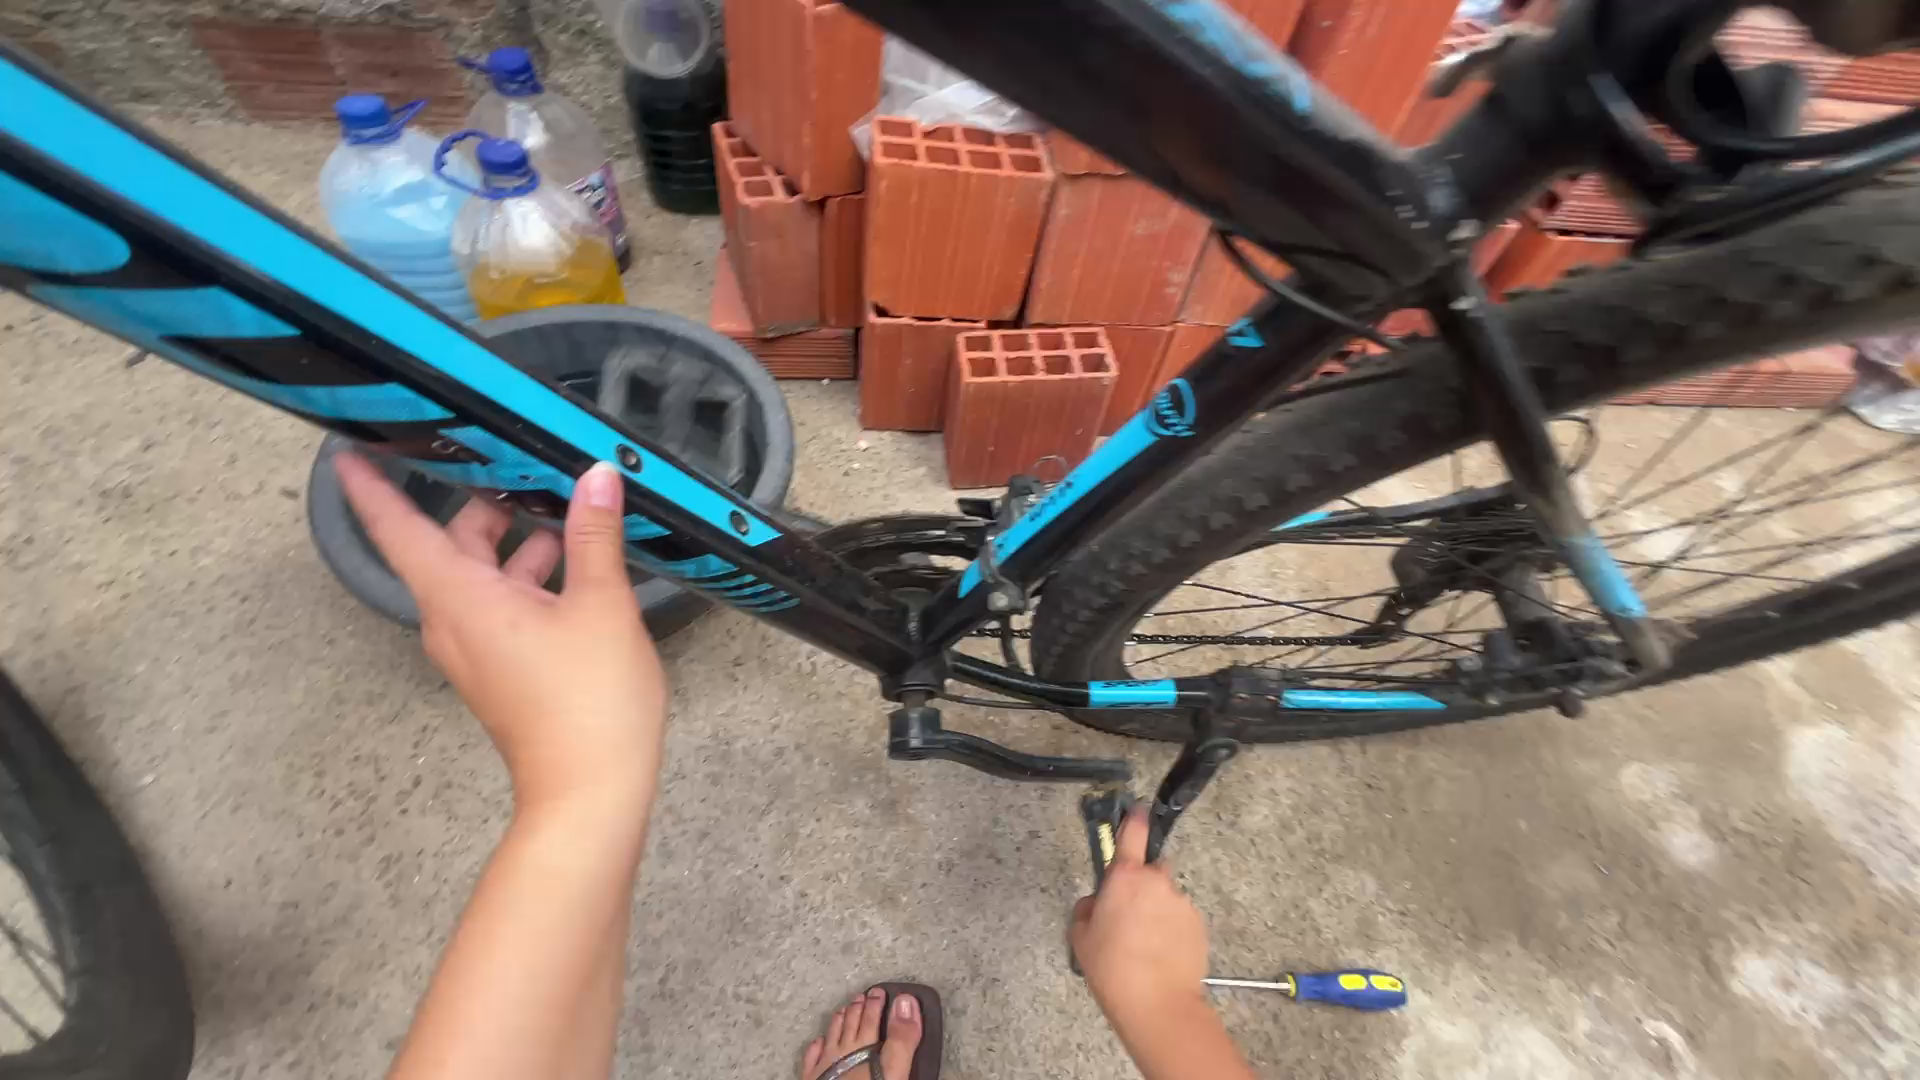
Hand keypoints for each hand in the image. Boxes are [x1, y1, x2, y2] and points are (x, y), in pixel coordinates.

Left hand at [335, 452, 668, 813]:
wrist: (592, 786)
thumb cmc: (591, 693)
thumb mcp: (602, 605)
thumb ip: (595, 535)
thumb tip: (597, 474)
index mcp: (461, 599)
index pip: (401, 530)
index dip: (374, 487)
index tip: (354, 448)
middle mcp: (455, 621)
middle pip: (451, 545)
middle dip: (484, 501)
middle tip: (521, 460)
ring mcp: (479, 648)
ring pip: (483, 575)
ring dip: (518, 541)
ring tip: (570, 509)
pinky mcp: (504, 667)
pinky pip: (502, 603)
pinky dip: (530, 575)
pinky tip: (581, 564)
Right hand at [1070, 806, 1210, 1024]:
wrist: (1158, 1004)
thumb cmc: (1112, 967)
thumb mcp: (1081, 936)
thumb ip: (1087, 908)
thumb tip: (1098, 903)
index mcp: (1125, 877)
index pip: (1132, 833)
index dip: (1135, 817)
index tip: (1138, 808)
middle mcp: (1156, 881)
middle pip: (1152, 869)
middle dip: (1143, 884)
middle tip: (1130, 913)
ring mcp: (1181, 902)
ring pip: (1167, 897)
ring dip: (1159, 909)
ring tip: (1148, 943)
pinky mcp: (1199, 925)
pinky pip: (1181, 918)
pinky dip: (1173, 929)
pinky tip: (1163, 954)